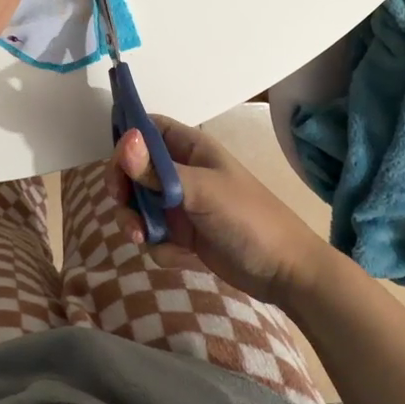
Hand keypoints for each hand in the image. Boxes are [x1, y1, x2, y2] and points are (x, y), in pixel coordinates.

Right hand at [107, 115, 335, 304]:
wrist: (287, 274)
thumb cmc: (249, 219)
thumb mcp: (203, 192)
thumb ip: (160, 171)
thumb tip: (125, 141)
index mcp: (191, 148)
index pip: (147, 129)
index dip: (127, 142)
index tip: (118, 166)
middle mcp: (182, 171)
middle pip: (135, 169)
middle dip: (125, 188)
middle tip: (121, 203)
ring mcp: (183, 204)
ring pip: (140, 204)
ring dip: (135, 220)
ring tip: (142, 238)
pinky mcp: (184, 235)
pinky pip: (155, 234)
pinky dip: (159, 245)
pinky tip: (178, 256)